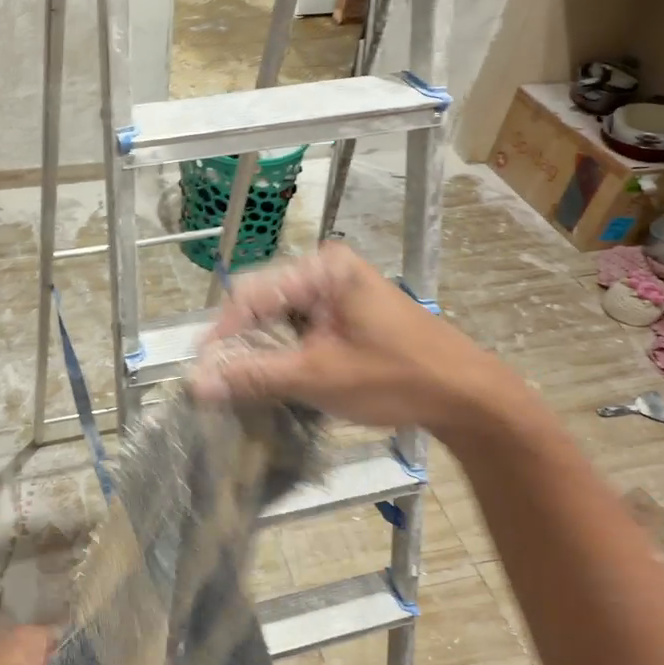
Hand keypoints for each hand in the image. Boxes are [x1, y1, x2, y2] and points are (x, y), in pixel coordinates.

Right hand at [192, 243, 525, 434]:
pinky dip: (288, 355)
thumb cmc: (395, 377)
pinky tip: (280, 381)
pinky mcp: (350, 315)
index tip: (201, 374)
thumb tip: (197, 384)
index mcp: (322, 269)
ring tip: (246, 388)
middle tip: (222, 385)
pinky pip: (303, 330)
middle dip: (242, 346)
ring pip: (282, 321)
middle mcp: (329, 271)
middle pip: (264, 305)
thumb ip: (253, 376)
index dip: (222, 336)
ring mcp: (341, 293)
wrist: (466, 395)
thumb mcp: (317, 377)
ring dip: (264, 354)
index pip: (251, 296)